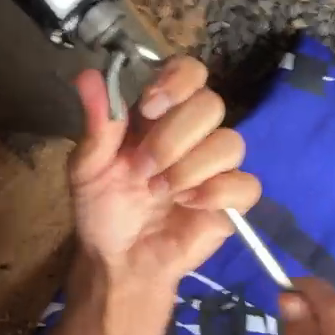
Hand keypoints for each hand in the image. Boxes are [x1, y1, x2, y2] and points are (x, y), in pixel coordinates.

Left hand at [69, 57, 260, 291]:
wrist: (118, 261)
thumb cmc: (103, 210)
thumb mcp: (89, 167)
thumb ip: (98, 123)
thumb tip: (88, 75)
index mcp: (159, 115)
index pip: (189, 72)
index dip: (177, 82)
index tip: (150, 107)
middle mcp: (192, 133)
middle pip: (210, 104)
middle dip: (173, 139)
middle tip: (142, 170)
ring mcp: (214, 166)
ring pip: (231, 143)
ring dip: (189, 169)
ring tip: (159, 193)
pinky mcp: (231, 201)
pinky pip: (245, 185)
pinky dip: (216, 194)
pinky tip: (188, 206)